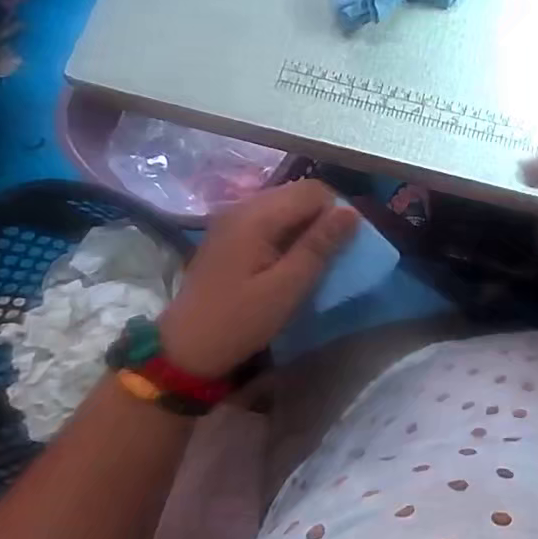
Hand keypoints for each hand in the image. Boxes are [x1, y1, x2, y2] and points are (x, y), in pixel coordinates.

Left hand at [158, 180, 359, 377]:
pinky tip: (290, 261)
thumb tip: (351, 212)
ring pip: (286, 206)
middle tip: (334, 254)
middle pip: (298, 193)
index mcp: (256, 216)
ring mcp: (233, 219)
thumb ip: (319, 246)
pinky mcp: (230, 235)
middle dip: (323, 218)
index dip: (337, 212)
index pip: (313, 190)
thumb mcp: (287, 287)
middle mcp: (243, 207)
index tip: (345, 245)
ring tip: (314, 260)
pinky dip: (288, 234)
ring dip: (307, 227)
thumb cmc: (240, 320)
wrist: (186, 348)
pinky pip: (270, 220)